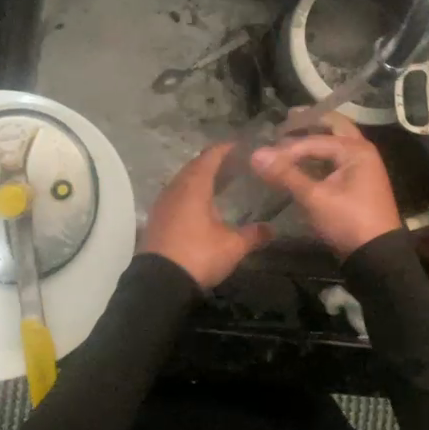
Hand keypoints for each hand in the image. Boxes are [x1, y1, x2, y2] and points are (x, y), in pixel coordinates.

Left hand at [140, 143, 272, 288]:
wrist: (159, 282)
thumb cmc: (198, 255)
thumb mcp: (232, 246)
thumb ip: (253, 235)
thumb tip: (271, 229)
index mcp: (194, 186)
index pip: (210, 157)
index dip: (225, 149)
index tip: (240, 146)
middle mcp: (176, 188)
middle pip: (195, 166)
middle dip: (213, 162)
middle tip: (234, 165)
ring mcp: (163, 203)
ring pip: (183, 181)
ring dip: (199, 178)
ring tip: (219, 183)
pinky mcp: (157, 219)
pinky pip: (175, 195)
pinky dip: (189, 193)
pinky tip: (200, 205)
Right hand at [250, 113, 401, 256]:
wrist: (376, 258)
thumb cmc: (348, 221)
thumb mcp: (314, 198)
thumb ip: (285, 174)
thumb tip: (255, 154)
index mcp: (356, 150)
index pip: (315, 139)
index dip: (287, 147)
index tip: (264, 155)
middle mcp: (362, 152)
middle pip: (333, 128)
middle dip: (309, 123)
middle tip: (286, 121)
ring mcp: (362, 168)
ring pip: (334, 145)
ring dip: (314, 141)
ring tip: (287, 141)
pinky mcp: (357, 184)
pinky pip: (335, 161)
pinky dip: (318, 158)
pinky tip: (300, 164)